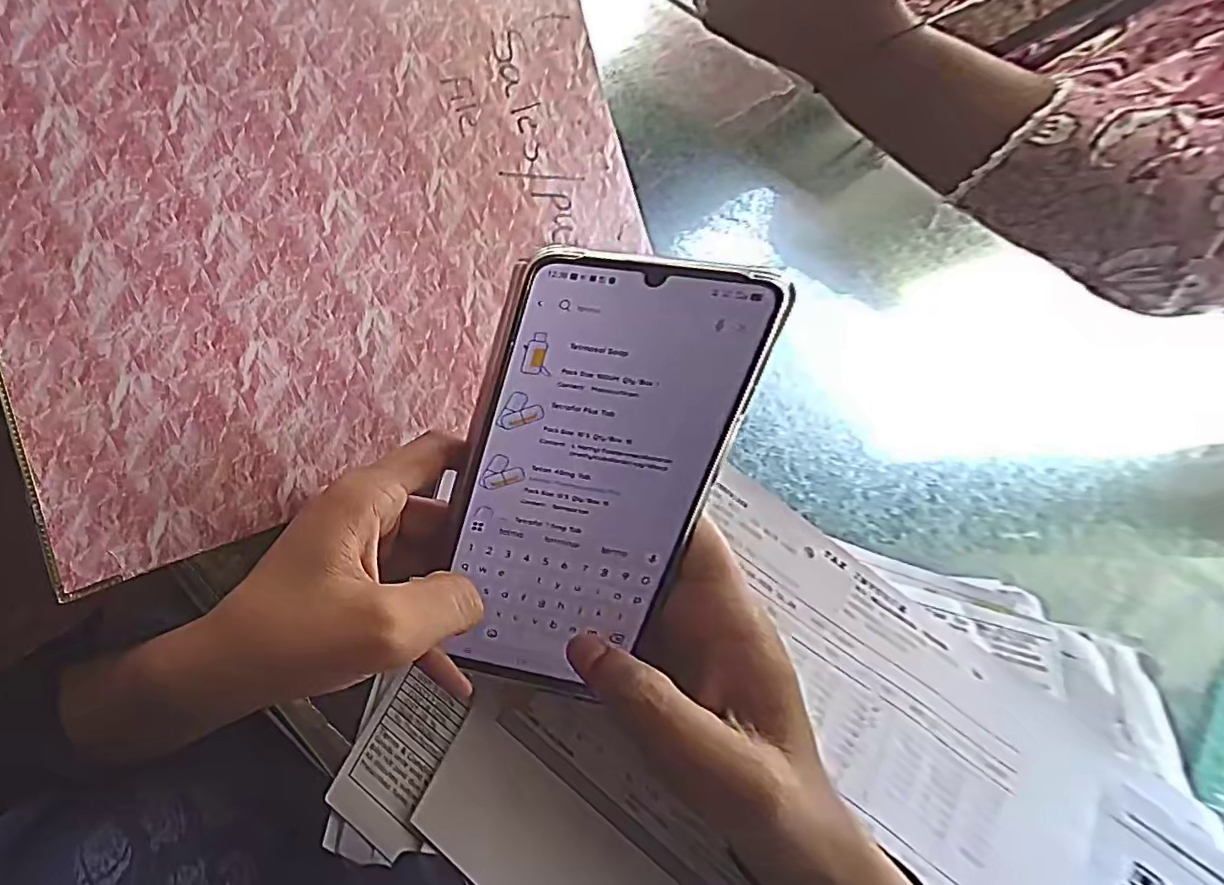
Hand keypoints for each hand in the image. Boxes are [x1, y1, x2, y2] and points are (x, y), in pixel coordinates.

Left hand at [59, 434, 482, 765]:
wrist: (232, 667)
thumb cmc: (294, 635)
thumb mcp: (387, 626)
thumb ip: (447, 602)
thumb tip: (473, 592)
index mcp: (365, 500)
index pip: (432, 454)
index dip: (477, 456)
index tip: (520, 471)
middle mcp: (359, 513)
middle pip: (435, 511)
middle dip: (476, 537)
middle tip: (529, 563)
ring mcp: (352, 547)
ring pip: (420, 554)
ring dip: (451, 586)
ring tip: (503, 614)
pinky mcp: (346, 580)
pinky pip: (397, 589)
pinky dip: (422, 619)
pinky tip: (452, 671)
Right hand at [566, 522, 908, 884]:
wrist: (790, 846)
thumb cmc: (777, 804)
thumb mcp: (721, 764)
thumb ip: (656, 705)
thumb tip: (585, 646)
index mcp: (731, 623)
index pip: (697, 540)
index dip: (656, 499)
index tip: (605, 474)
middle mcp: (701, 618)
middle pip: (647, 550)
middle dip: (601, 525)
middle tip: (544, 506)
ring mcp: (674, 637)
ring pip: (622, 581)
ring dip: (583, 564)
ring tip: (532, 544)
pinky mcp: (652, 659)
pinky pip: (609, 616)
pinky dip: (579, 604)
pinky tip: (545, 602)